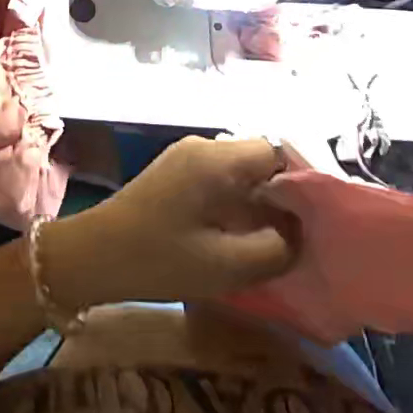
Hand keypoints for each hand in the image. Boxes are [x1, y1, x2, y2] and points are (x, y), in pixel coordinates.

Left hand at [38, 137, 296, 310]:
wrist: (91, 256)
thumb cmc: (156, 259)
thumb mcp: (224, 266)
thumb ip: (275, 248)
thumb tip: (301, 234)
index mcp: (216, 159)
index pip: (277, 149)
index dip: (304, 177)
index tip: (321, 213)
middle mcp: (203, 147)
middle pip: (260, 157)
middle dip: (285, 191)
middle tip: (304, 229)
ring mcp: (186, 157)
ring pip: (241, 168)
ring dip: (261, 197)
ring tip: (278, 234)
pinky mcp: (175, 172)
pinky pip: (221, 177)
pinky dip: (239, 200)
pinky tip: (242, 231)